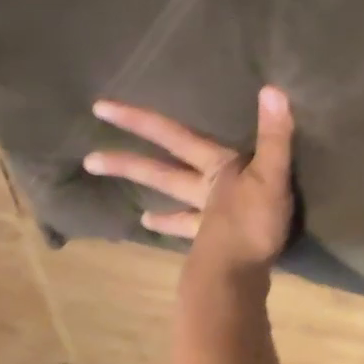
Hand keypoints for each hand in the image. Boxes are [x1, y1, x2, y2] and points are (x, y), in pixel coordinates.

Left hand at [84, 86, 295, 290]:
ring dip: (161, 215)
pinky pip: (196, 241)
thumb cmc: (254, 222)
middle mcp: (205, 192)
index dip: (140, 121)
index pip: (173, 136)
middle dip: (128, 165)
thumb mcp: (271, 175)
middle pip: (161, 174)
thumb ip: (274, 137)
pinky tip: (181, 246)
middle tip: (90, 162)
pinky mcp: (216, 250)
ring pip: (178, 211)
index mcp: (215, 169)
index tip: (99, 109)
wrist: (242, 274)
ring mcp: (207, 223)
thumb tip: (272, 89)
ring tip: (140, 219)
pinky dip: (184, 239)